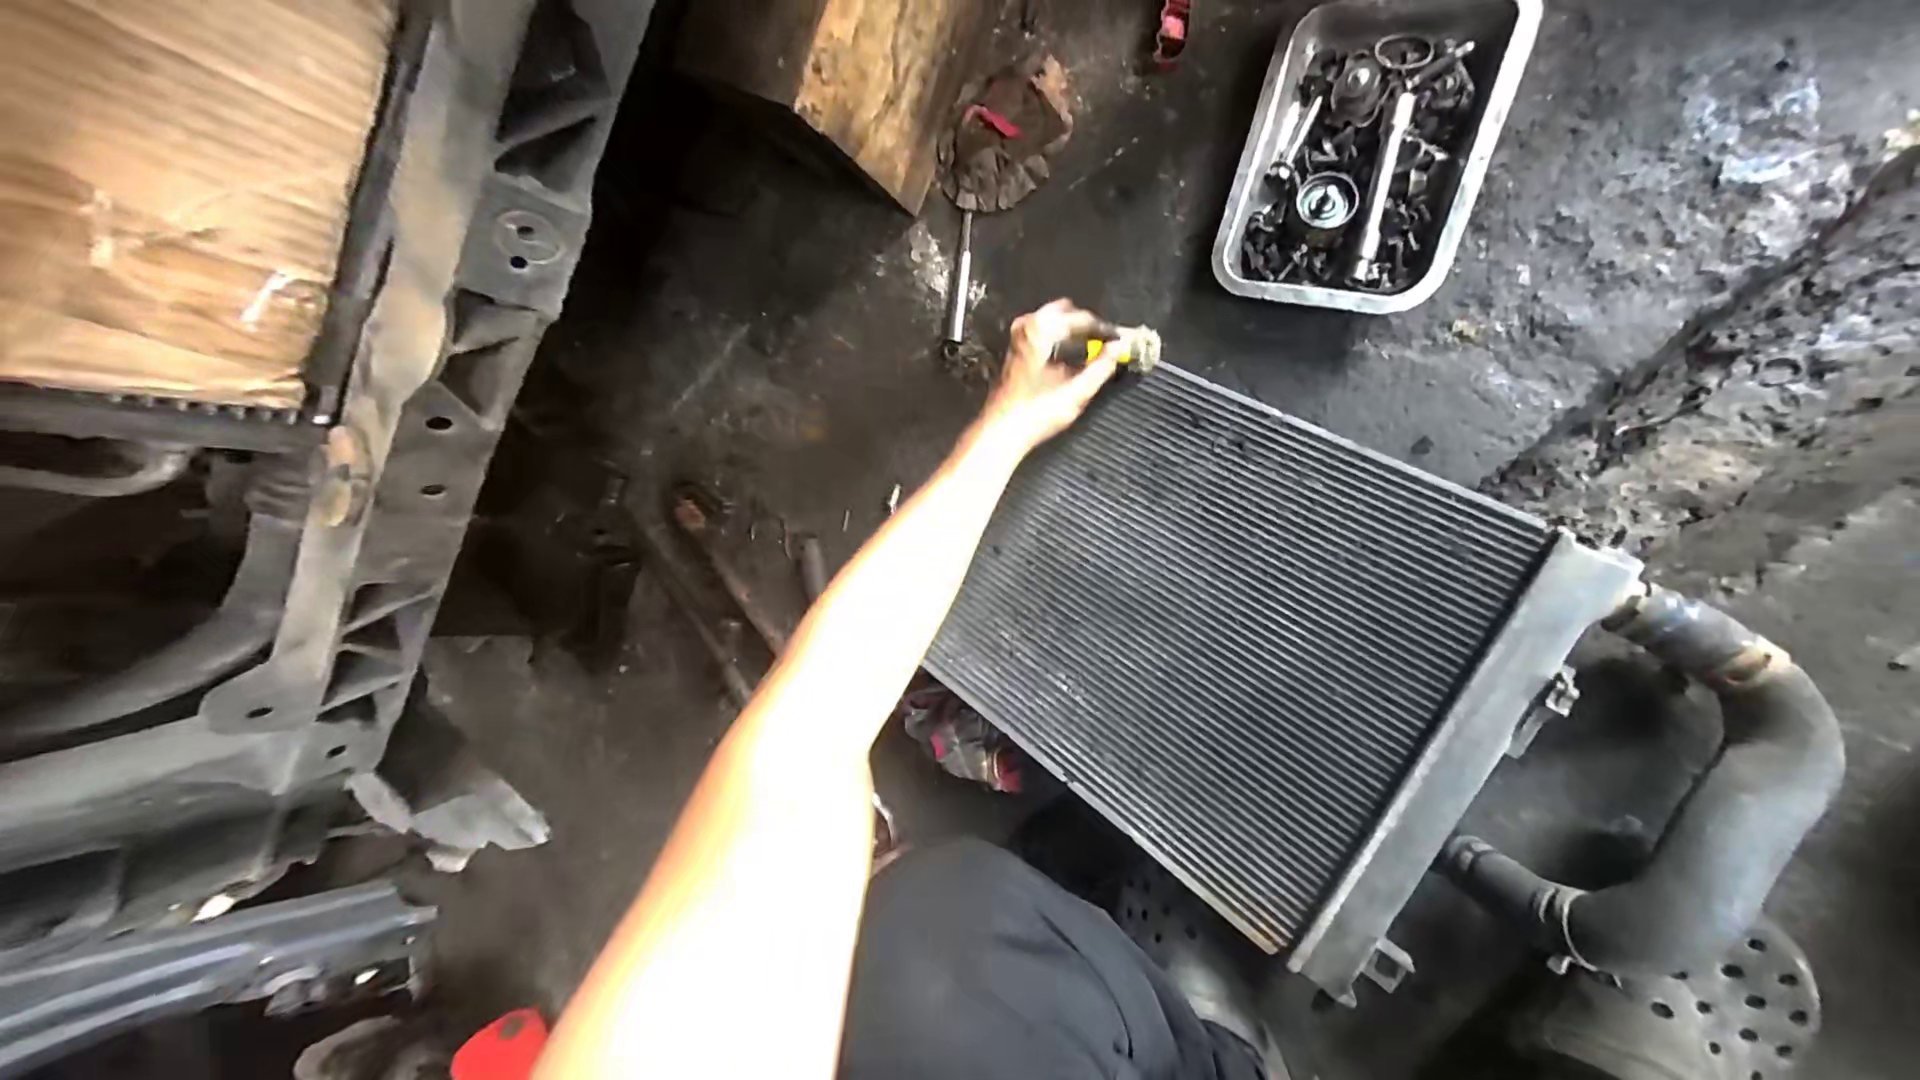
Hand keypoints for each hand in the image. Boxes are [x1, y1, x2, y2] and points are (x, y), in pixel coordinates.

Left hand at [977, 299, 1118, 453]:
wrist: (1000, 433)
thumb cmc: (1032, 414)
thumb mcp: (1076, 393)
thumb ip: (1101, 368)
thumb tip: (1118, 349)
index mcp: (1039, 330)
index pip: (1080, 317)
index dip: (1103, 328)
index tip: (1118, 338)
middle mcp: (1025, 330)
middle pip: (1063, 314)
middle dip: (1085, 326)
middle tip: (1104, 342)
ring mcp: (1017, 342)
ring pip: (1051, 324)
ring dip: (1071, 334)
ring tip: (1090, 350)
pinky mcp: (1015, 356)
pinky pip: (1041, 337)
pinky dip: (1058, 342)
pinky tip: (1068, 360)